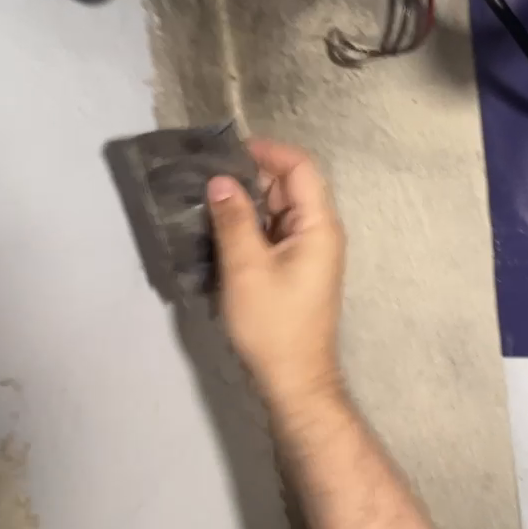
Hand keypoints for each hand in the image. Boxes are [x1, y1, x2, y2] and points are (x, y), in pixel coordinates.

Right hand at [206, 138, 346, 420]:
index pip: (301, 168)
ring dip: (248, 200)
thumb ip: (233, 220)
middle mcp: (320, 232)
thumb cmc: (273, 323)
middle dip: (252, 174)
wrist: (294, 378)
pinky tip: (221, 225)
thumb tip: (220, 181)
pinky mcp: (296, 268)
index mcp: (319, 225)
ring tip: (207, 195)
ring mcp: (309, 251)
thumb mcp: (246, 268)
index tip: (228, 150)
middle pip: (290, 185)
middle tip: (208, 173)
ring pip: (280, 209)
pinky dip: (251, 224)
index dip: (268, 151)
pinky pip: (275, 232)